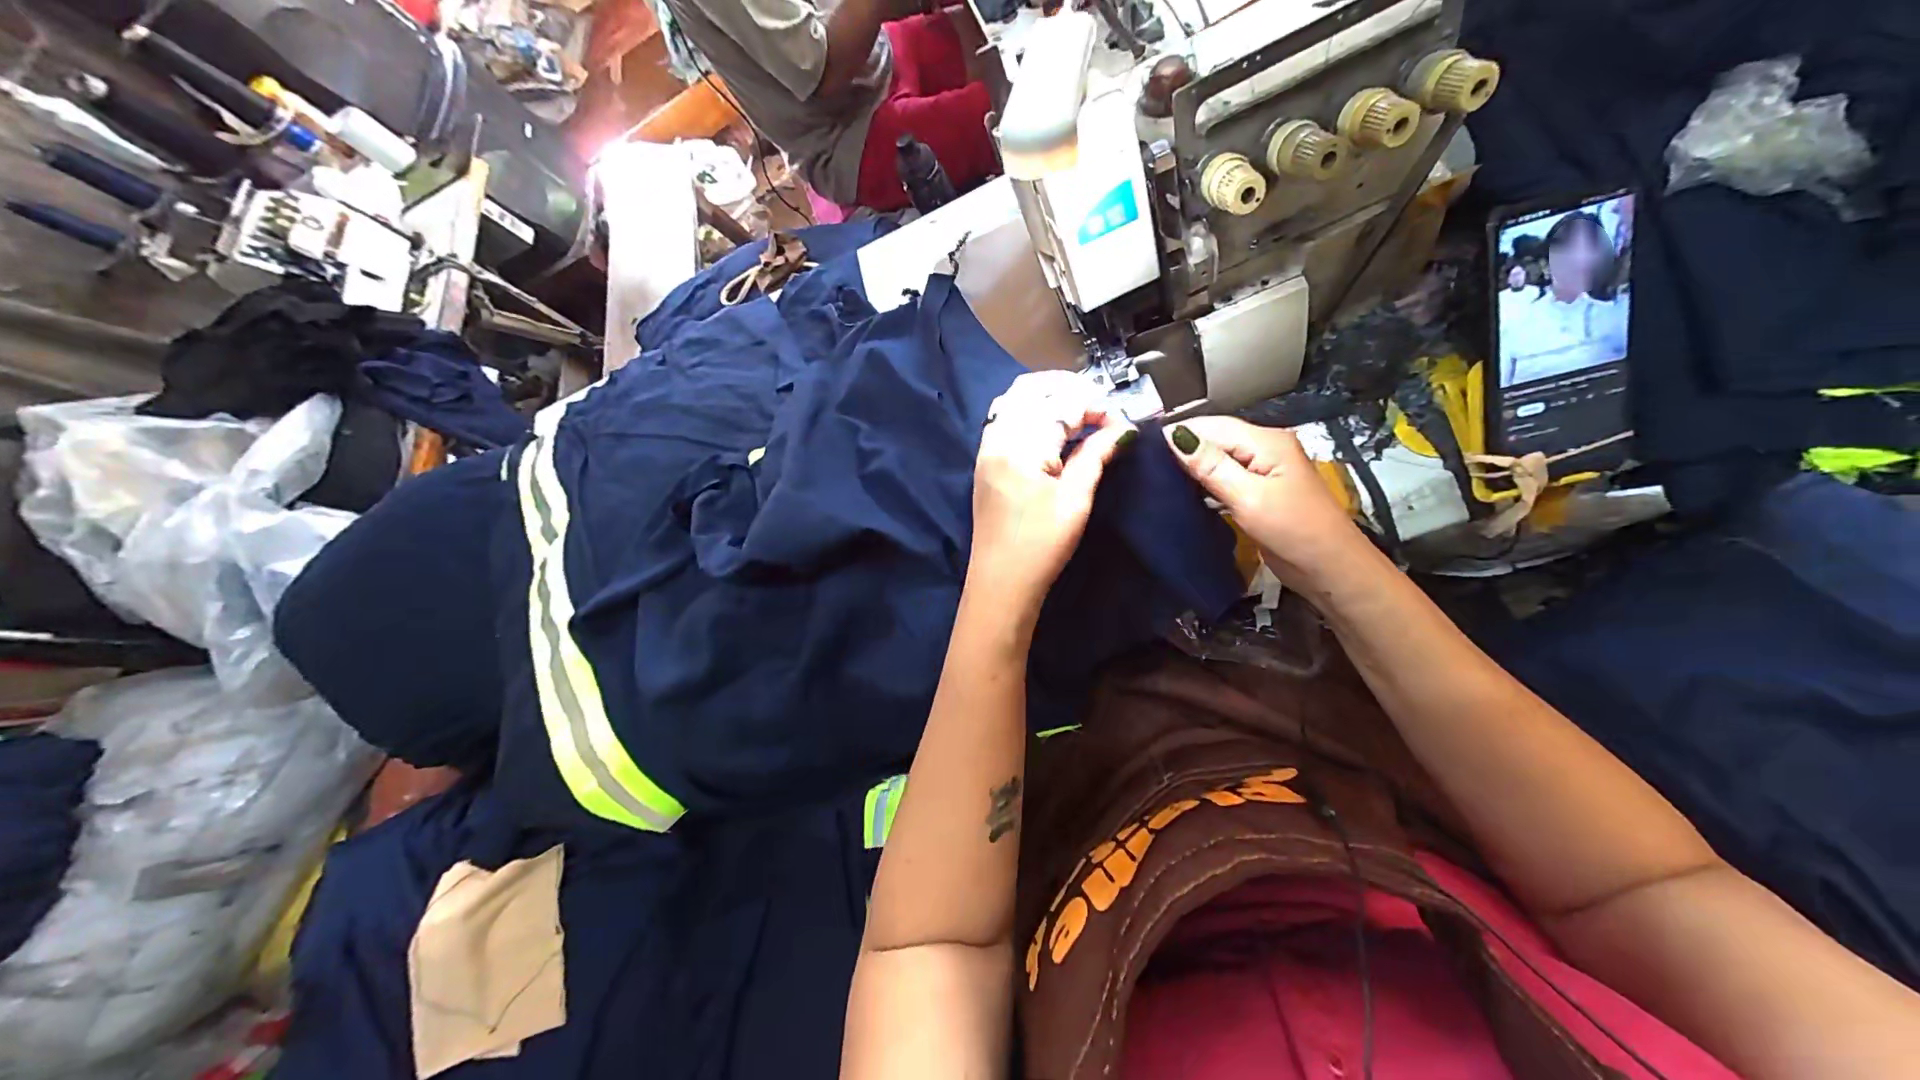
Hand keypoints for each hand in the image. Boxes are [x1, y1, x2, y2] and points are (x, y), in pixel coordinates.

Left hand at [969, 371, 1134, 619]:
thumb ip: (1095, 456)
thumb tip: (1121, 429)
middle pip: (1031, 390)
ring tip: (1081, 411)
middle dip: (1069, 389)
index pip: (1059, 405)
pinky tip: (1054, 427)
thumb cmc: (1040, 547)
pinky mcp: (986, 462)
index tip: (1119, 421)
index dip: (1094, 405)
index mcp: (1019, 446)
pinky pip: (1006, 419)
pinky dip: (1031, 412)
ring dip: (1048, 397)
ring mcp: (987, 450)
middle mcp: (997, 439)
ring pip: (1015, 400)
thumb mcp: (1075, 500)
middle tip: (1100, 406)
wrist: (999, 585)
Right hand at [1163, 417, 1367, 589]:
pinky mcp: (1258, 492)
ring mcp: (1262, 471)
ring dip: (1190, 468)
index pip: (1211, 426)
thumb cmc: (1293, 531)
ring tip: (1156, 480)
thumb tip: (1173, 434)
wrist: (1330, 569)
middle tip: (1144, 467)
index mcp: (1266, 441)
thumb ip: (1210, 466)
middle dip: (1181, 449)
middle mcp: (1264, 448)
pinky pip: (1223, 478)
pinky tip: (1182, 494)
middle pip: (1214, 439)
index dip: (1177, 433)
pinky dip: (1203, 484)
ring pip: (1217, 459)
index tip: (1141, 449)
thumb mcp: (1248, 497)